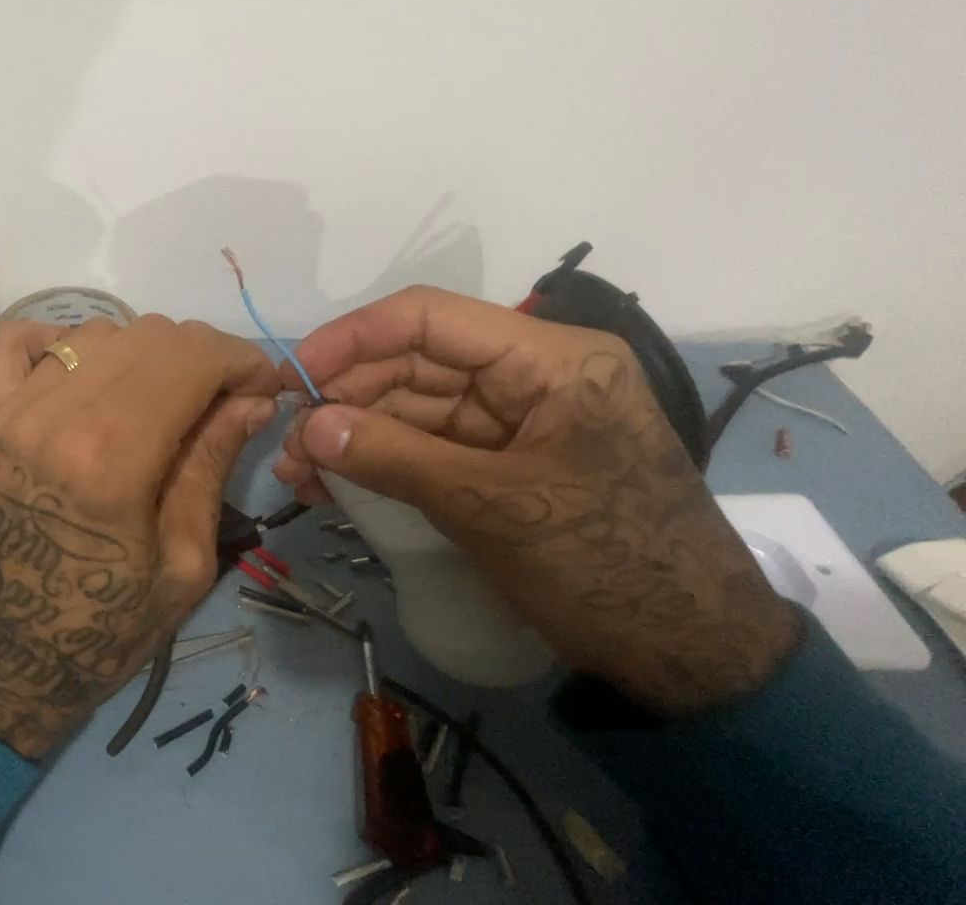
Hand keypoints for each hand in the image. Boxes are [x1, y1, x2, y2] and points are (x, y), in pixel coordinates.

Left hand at [0, 316, 278, 759]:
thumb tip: (254, 398)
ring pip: (91, 333)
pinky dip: (60, 340)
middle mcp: (52, 418)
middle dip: (199, 356)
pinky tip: (86, 376)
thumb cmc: (102, 629)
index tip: (262, 386)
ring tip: (157, 396)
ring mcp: (6, 411)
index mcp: (110, 459)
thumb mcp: (183, 562)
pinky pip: (17, 340)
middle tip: (219, 398)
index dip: (240, 359)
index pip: (189, 359)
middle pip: (146, 336)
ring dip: (139, 352)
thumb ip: (211, 463)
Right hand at [271, 287, 801, 715]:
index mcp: (550, 361)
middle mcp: (528, 376)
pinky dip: (374, 461)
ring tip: (296, 471)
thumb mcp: (491, 507)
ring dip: (348, 434)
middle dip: (343, 398)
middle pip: (411, 363)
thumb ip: (394, 458)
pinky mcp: (495, 462)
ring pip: (407, 406)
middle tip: (286, 440)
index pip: (430, 318)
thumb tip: (306, 426)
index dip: (352, 339)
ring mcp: (510, 421)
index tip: (293, 377)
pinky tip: (328, 485)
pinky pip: (421, 446)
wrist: (687, 655)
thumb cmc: (606, 565)